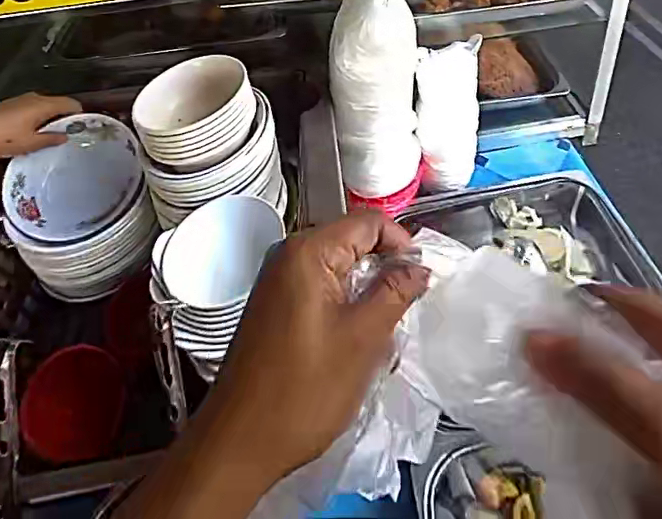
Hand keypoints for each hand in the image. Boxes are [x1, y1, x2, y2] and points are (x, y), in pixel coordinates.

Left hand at [0, 93, 80, 158]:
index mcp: (43, 104)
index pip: (72, 104)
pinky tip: (35, 138)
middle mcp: (36, 98)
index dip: (81, 116)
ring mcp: (23, 101)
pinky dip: (40, 122)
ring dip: (53, 122)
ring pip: (47, 109)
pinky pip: (35, 111)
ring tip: (55, 141)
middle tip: (72, 139)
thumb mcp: (27, 144)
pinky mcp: (12, 107)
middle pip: (60, 105)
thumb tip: (65, 136)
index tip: (85, 131)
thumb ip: (49, 139)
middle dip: (67, 120)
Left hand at [202, 211, 429, 482]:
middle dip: (383, 265)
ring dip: (364, 287)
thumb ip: (394, 293)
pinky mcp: (274, 300)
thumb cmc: (303, 389)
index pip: (366, 222)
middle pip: (350, 239)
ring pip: (336, 264)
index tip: (421, 274)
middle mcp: (288, 253)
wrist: (240, 438)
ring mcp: (277, 276)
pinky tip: (354, 334)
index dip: (400, 241)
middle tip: (408, 303)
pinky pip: (318, 283)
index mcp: (307, 251)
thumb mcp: (362, 339)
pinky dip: (343, 300)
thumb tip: (419, 267)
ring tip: (384, 324)